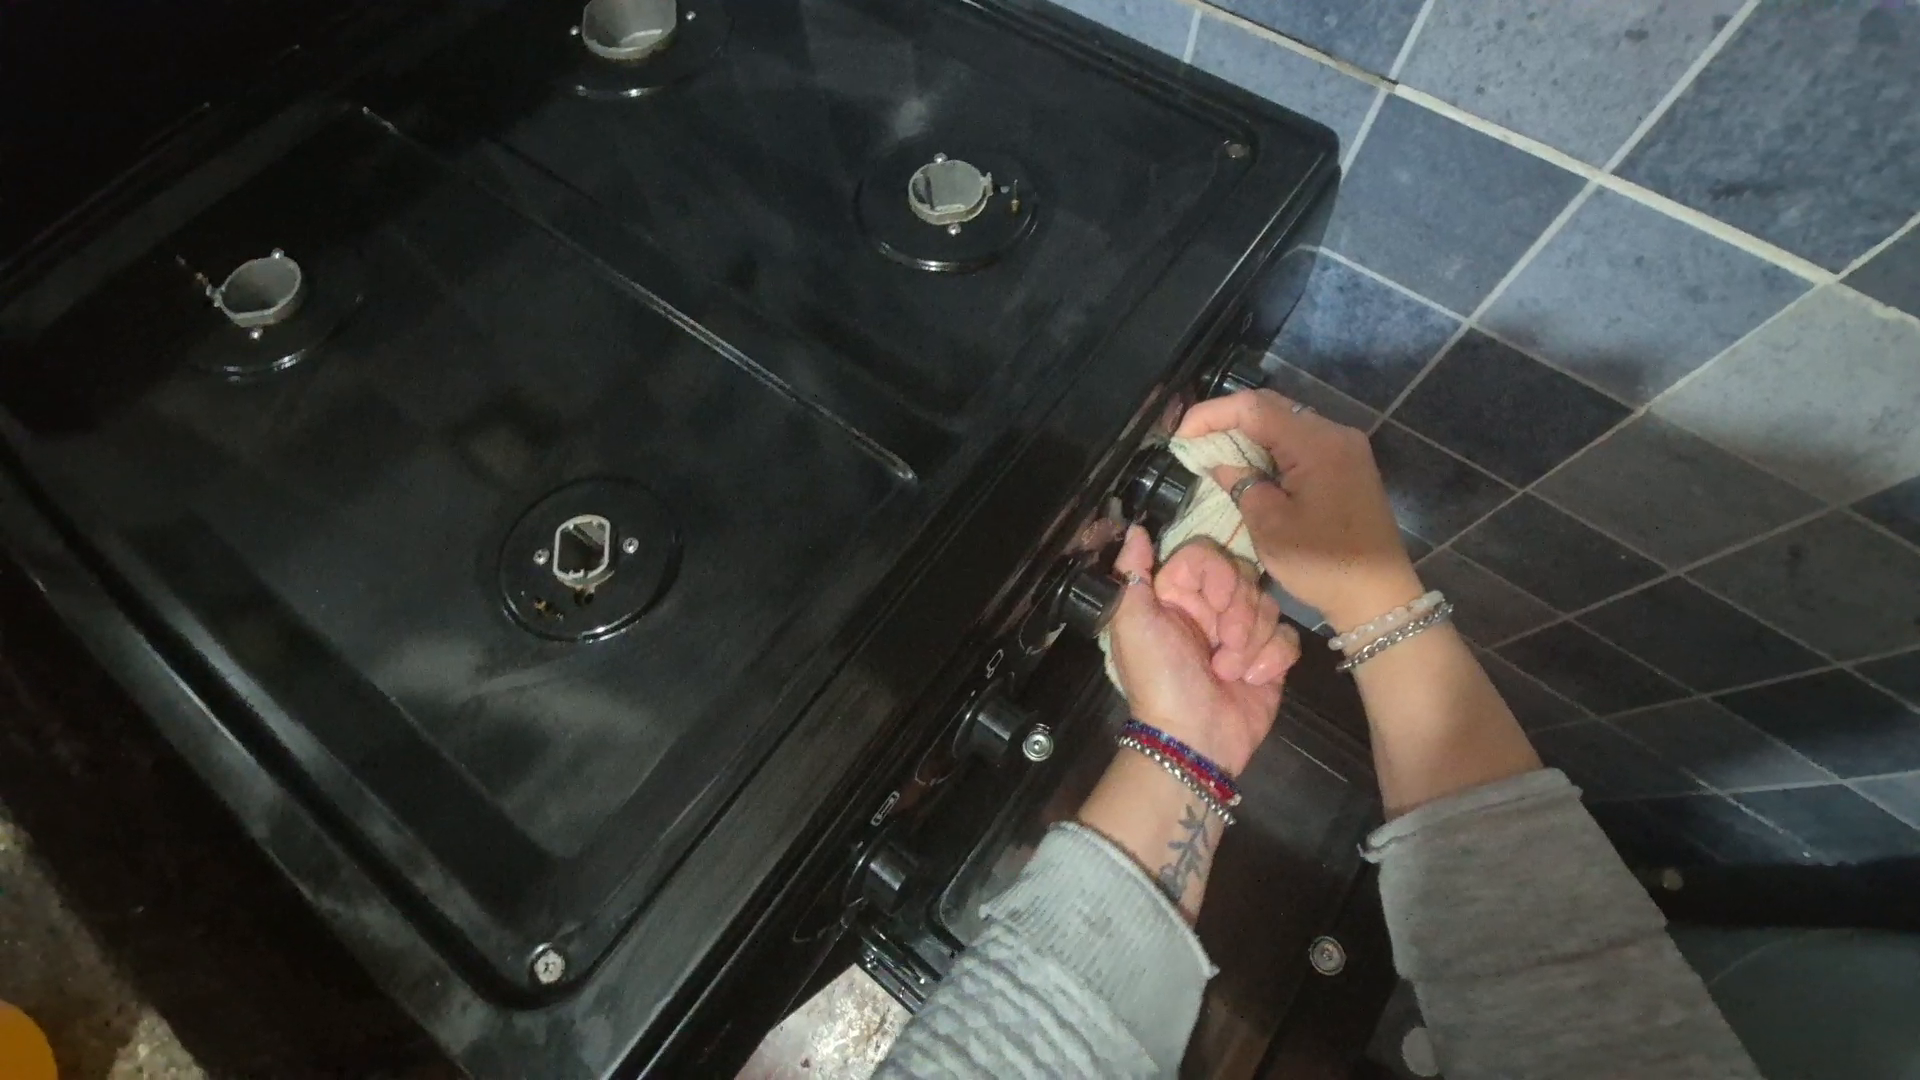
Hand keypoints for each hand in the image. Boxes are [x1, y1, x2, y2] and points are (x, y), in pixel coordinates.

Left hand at [1107, 526, 1298, 776]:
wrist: (1193, 739)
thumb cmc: (1158, 678)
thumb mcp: (1132, 624)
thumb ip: (1132, 573)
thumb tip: (1136, 528)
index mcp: (1174, 594)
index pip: (1207, 555)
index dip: (1217, 574)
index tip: (1211, 604)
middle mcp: (1207, 607)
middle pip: (1244, 576)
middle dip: (1238, 612)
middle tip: (1220, 645)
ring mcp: (1240, 631)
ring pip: (1268, 605)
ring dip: (1251, 642)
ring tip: (1227, 671)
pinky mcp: (1267, 657)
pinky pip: (1287, 636)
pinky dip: (1272, 659)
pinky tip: (1252, 680)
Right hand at [1177, 389, 1423, 632]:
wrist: (1378, 595)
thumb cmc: (1322, 564)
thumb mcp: (1269, 526)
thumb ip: (1241, 484)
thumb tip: (1220, 462)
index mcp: (1316, 445)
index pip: (1253, 408)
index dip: (1211, 415)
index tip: (1181, 438)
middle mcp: (1334, 434)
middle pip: (1270, 406)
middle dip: (1226, 419)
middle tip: (1192, 444)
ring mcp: (1343, 447)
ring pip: (1284, 420)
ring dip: (1246, 431)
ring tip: (1213, 453)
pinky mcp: (1344, 463)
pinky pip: (1298, 440)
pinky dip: (1267, 445)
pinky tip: (1247, 464)